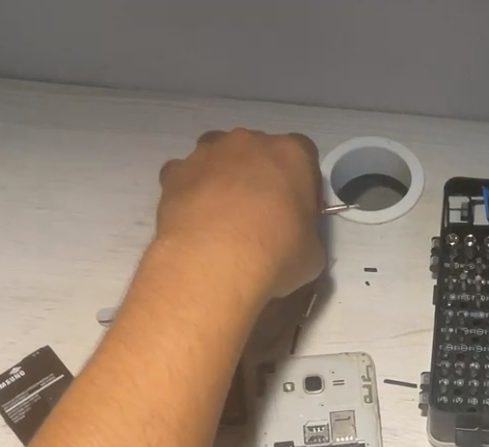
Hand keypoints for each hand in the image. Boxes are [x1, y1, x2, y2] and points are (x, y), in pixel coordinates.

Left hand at [152, 129, 326, 299]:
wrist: (214, 262)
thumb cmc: (276, 254)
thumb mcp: (312, 255)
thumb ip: (307, 236)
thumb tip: (297, 241)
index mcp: (292, 155)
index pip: (305, 155)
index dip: (303, 184)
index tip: (300, 211)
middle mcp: (248, 142)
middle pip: (259, 152)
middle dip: (262, 178)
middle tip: (264, 218)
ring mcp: (207, 153)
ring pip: (220, 157)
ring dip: (225, 179)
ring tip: (226, 220)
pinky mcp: (175, 172)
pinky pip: (187, 176)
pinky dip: (193, 193)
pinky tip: (197, 222)